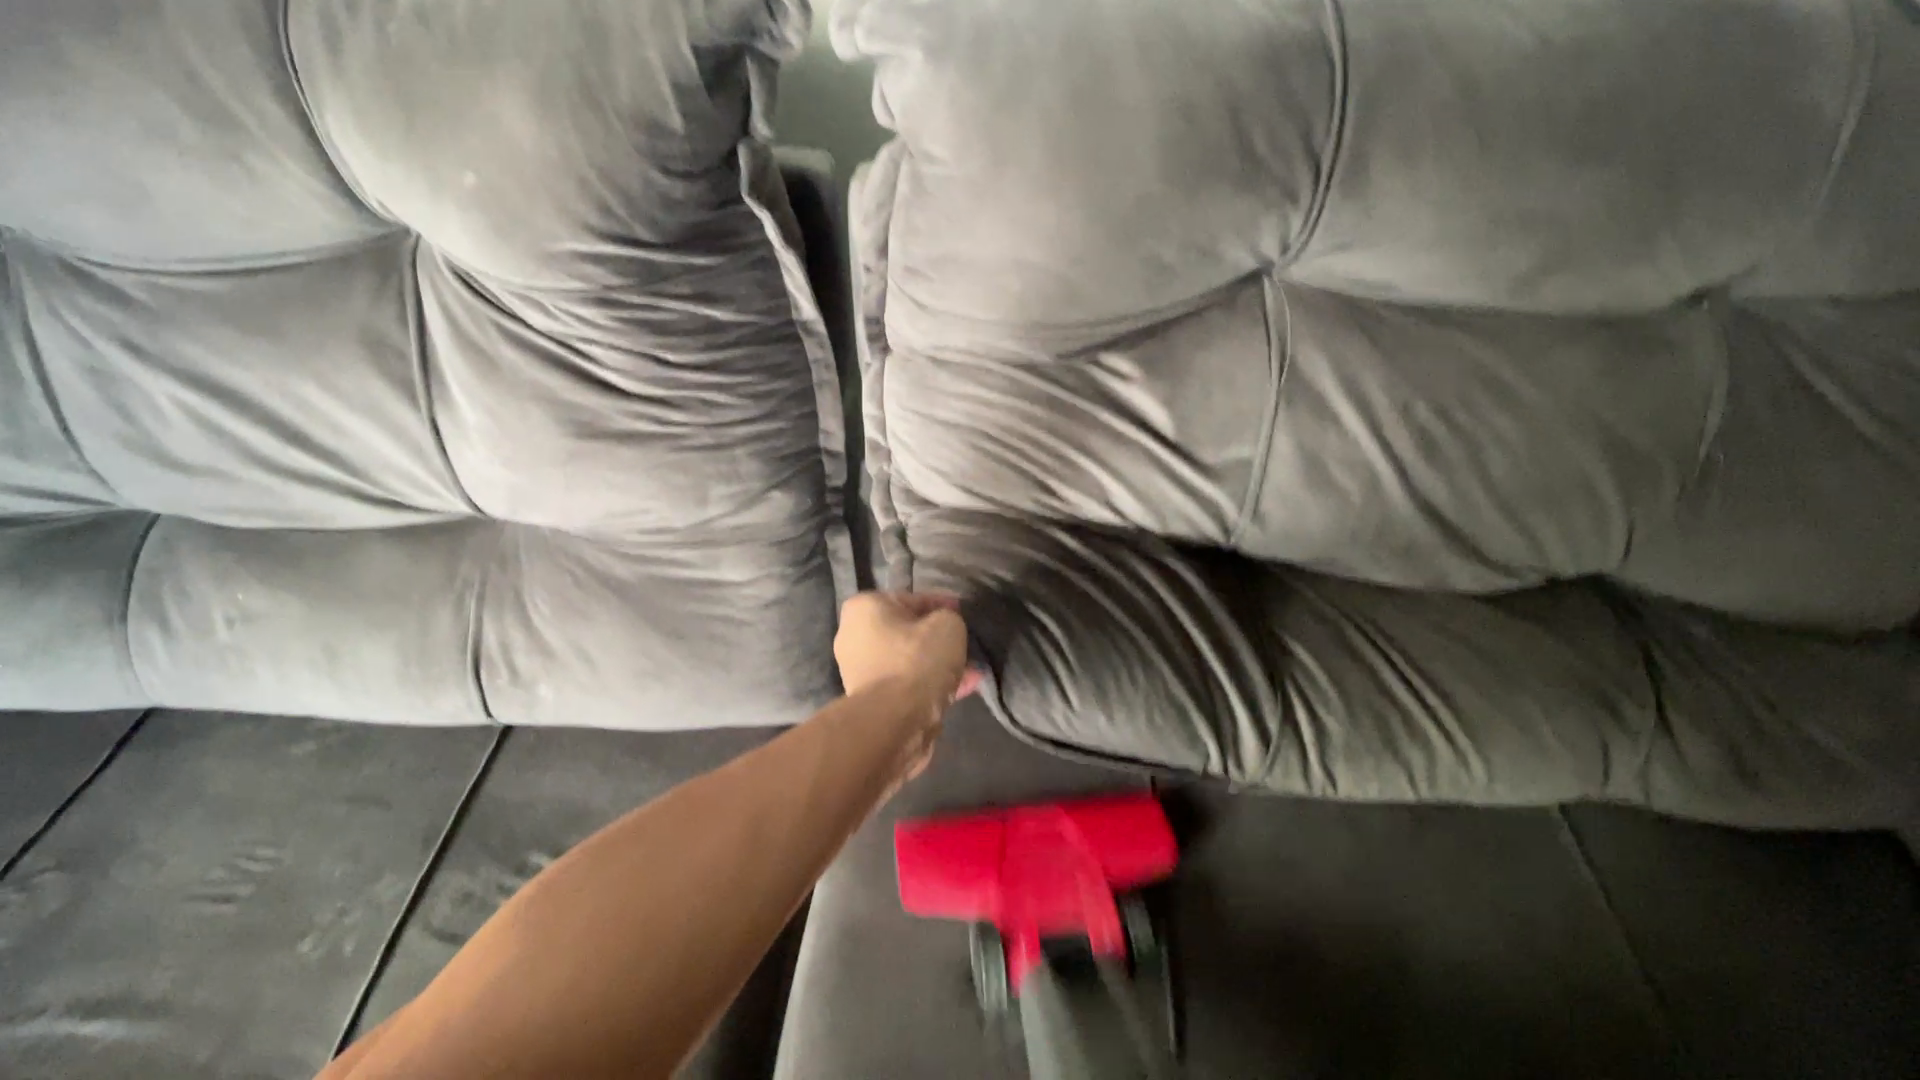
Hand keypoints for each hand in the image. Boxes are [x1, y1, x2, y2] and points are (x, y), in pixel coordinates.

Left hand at [835, 592, 979, 712]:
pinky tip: (962, 688)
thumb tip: (945, 625)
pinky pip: (906, 683)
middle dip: (938, 638)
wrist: (896, 719)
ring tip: (971, 670)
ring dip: (938, 664)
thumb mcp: (948, 624)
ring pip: (909, 660)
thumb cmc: (918, 659)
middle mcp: (854, 636)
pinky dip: (930, 683)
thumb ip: (949, 616)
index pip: (911, 599)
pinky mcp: (871, 700)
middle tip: (965, 643)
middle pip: (907, 632)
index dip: (942, 605)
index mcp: (864, 608)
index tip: (963, 613)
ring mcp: (860, 670)